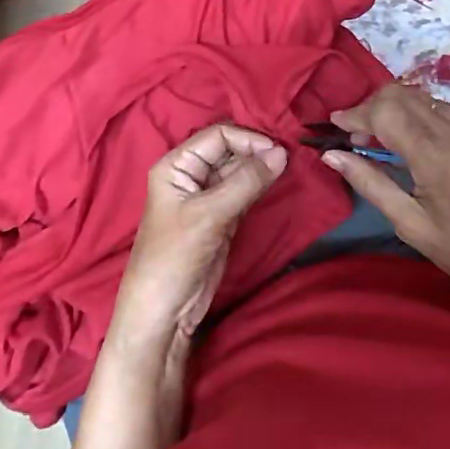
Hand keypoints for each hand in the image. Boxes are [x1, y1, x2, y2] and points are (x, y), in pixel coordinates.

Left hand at [111, 124, 287, 343]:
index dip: (247, 139)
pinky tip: (275, 182)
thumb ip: (246, 182)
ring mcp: (206, 196)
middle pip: (229, 149)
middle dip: (256, 151)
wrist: (163, 313)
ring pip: (238, 169)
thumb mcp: (209, 216)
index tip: (276, 151)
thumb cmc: (174, 257)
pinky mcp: (221, 216)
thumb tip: (281, 152)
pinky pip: (243, 190)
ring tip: (286, 168)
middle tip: (286, 159)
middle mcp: (190, 174)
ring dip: (260, 168)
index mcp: (176, 165)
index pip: (217, 135)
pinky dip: (259, 186)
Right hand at [322, 82, 449, 293]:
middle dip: (372, 108)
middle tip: (358, 137)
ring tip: (383, 140)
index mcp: (438, 160)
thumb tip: (332, 155)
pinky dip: (420, 116)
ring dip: (395, 110)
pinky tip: (417, 143)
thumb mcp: (412, 226)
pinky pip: (444, 109)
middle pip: (401, 95)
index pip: (387, 112)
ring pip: (422, 98)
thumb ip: (371, 184)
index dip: (356, 114)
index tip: (337, 126)